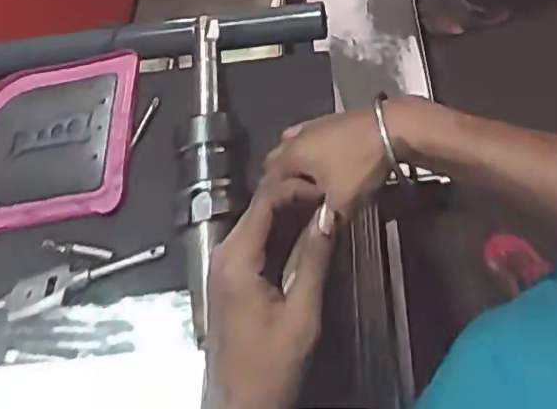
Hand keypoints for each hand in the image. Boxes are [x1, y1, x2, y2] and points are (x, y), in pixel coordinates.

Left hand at [208, 178, 336, 408]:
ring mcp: (226, 265)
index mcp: (236, 259)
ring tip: (326, 209)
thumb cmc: (269, 369)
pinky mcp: (232, 276)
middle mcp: (225, 254)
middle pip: (261, 205)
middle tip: (332, 196)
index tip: (328, 187)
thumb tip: (330, 212)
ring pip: (260, 219)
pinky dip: (283, 230)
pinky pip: (258, 238)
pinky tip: (309, 232)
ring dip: (292, 211)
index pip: (266, 199)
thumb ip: (315, 259)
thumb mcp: (301, 315)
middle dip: (297, 195)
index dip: (298, 187)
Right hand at [265, 106, 404, 214]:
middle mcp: (299, 134)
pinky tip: (328, 166)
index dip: (270, 195)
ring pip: (298, 144)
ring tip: (311, 183)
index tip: (278, 213)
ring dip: (301, 162)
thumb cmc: (360, 163)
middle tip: (294, 199)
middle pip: (280, 156)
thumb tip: (320, 231)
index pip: (268, 174)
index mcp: (293, 152)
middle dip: (283, 177)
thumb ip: (326, 219)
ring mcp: (318, 122)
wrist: (392, 128)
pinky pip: (315, 138)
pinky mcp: (336, 119)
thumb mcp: (342, 200)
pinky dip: (316, 152)